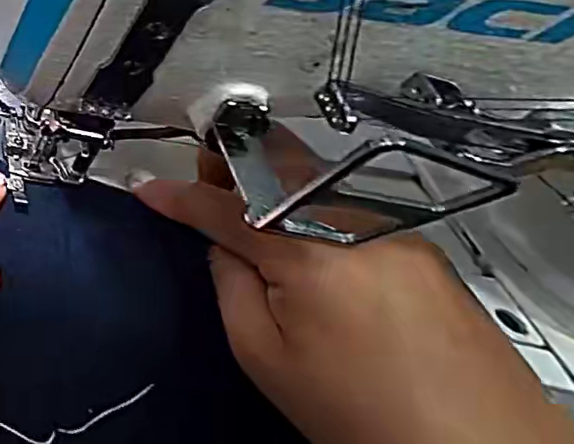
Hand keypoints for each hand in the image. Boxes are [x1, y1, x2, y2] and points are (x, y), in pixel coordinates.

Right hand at [134, 170, 573, 443]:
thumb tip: (222, 243)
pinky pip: (347, 205)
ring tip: (261, 228)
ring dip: (271, 185)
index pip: (221, 206)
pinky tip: (317, 257)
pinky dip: (312, 211)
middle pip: (274, 155)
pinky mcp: (425, 246)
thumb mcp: (266, 359)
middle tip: (211, 188)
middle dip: (230, 161)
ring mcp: (395, 228)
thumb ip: (228, 283)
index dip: (177, 196)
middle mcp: (354, 220)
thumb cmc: (366, 419)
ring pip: (311, 176)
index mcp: (308, 249)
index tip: (147, 189)